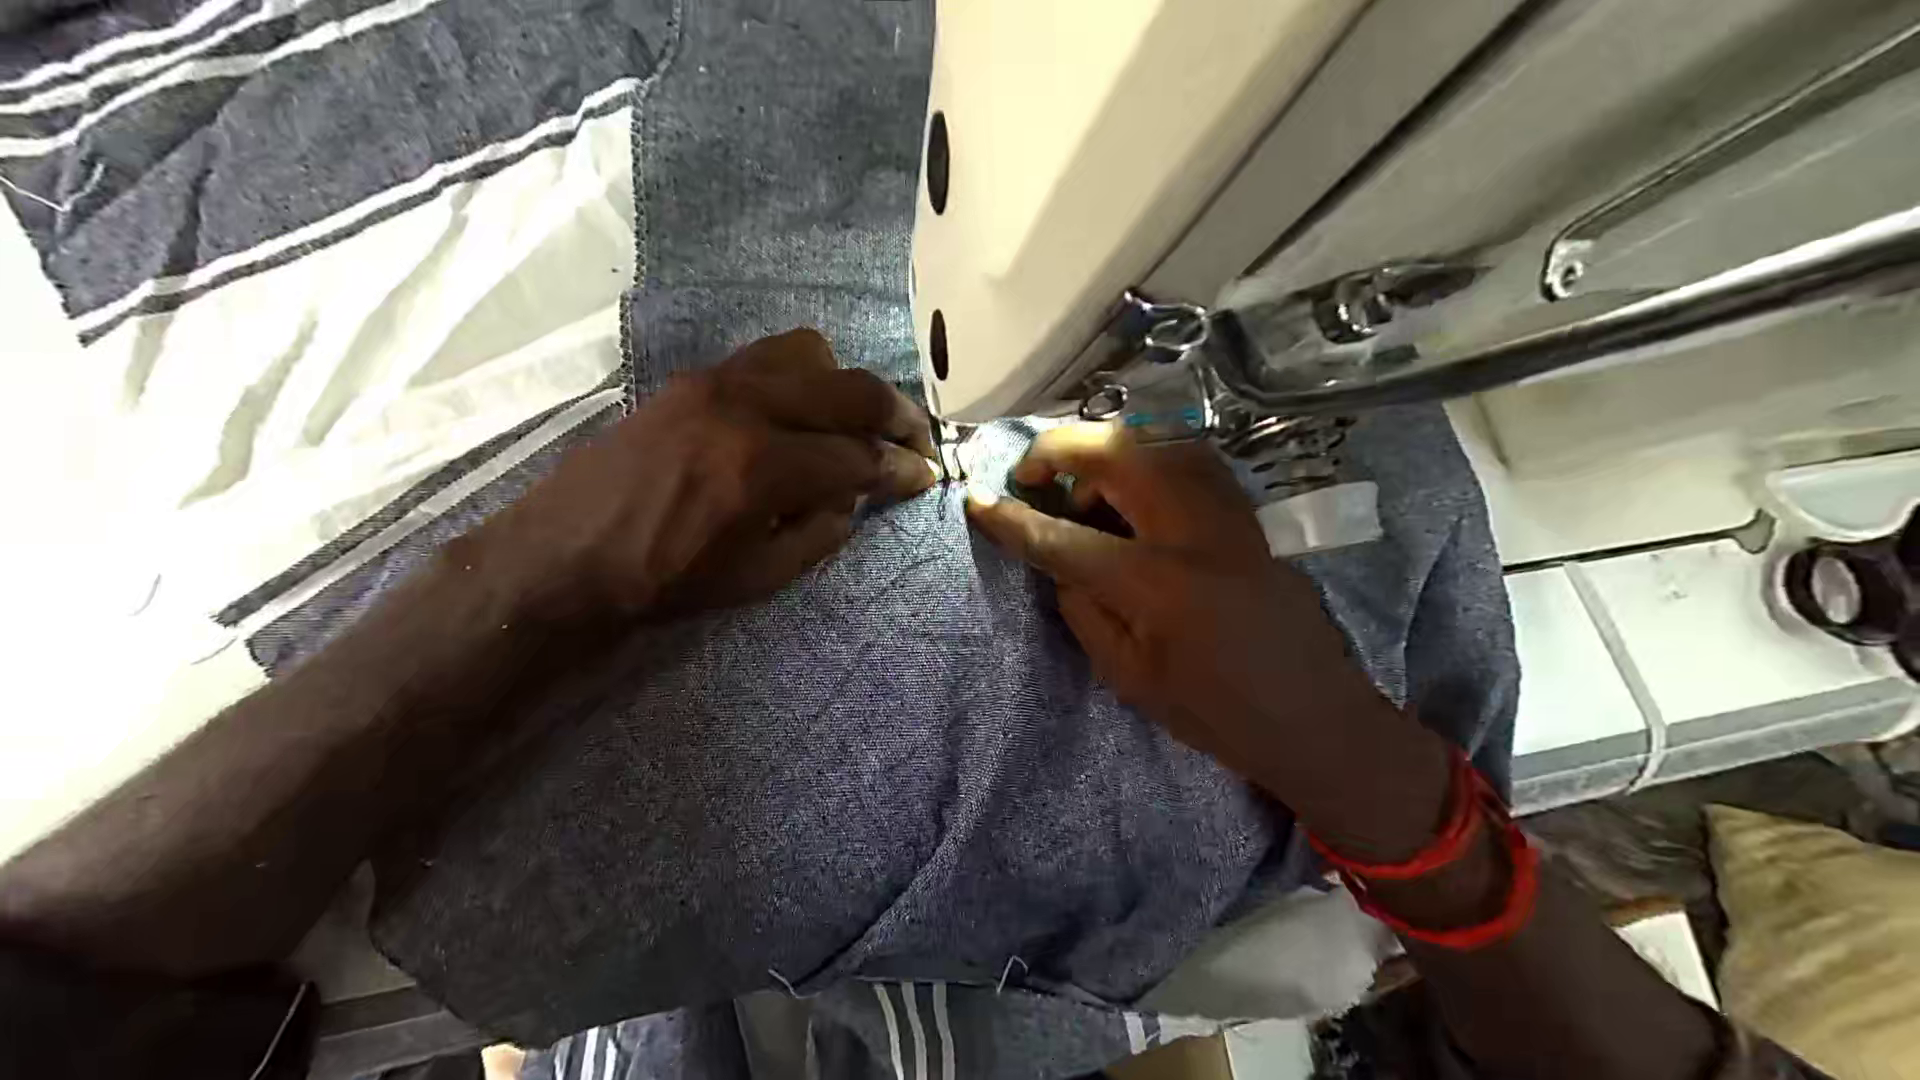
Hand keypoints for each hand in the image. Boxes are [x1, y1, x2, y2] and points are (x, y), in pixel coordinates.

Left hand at [477, 328, 937, 621]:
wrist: (565, 555)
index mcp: (764, 468)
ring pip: (810, 352)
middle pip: (851, 389)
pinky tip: (801, 410)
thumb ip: (824, 531)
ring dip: (847, 384)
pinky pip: (767, 356)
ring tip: (855, 419)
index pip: (861, 456)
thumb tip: (855, 494)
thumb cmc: (666, 580)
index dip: (903, 469)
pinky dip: (803, 376)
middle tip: (917, 440)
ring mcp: (715, 381)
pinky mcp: (692, 378)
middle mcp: (746, 407)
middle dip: (898, 415)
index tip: (927, 476)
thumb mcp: (762, 576)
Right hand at [964, 424, 1384, 787]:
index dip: (1011, 519)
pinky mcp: (1246, 512)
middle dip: (1057, 449)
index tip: (976, 501)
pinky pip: (1186, 457)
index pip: (1063, 537)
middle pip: (1114, 453)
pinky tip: (1133, 496)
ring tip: (1086, 495)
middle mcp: (1191, 531)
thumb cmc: (1215, 711)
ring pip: (1154, 440)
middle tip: (1031, 475)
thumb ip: (1082, 608)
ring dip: (1103, 453)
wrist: (1316, 715)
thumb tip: (1059, 558)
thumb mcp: (1128, 675)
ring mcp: (1226, 512)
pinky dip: (1145, 459)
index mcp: (1155, 584)